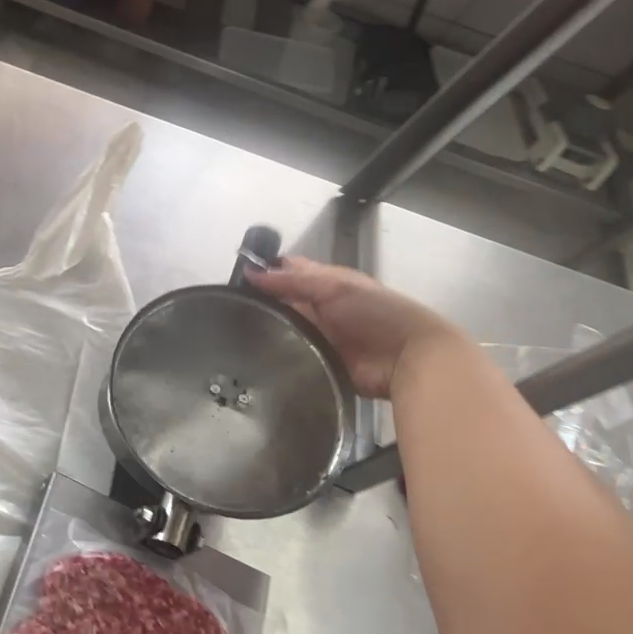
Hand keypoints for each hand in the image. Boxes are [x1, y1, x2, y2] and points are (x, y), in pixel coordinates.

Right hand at [248, 256, 464, 398]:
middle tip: (224, 308)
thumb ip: (293, 281)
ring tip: (228, 333)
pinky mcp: (314, 362)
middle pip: (281, 302)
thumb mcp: (335, 287)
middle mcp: (319, 308)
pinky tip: (249, 355)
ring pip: (281, 329)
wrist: (408, 359)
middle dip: (258, 303)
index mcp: (327, 283)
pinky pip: (287, 356)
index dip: (265, 271)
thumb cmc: (378, 314)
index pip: (289, 272)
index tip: (234, 278)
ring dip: (262, 330)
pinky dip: (272, 355)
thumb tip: (249, 274)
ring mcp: (316, 336)